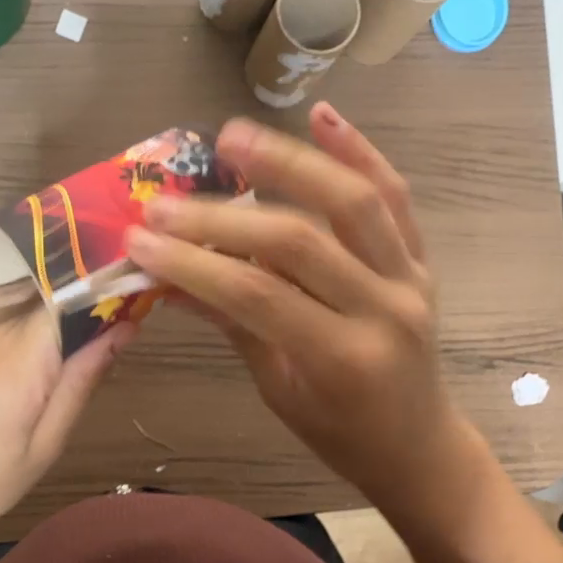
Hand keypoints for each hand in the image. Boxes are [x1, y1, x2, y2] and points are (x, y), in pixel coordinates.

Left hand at [0, 281, 134, 550]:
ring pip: (26, 290)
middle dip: (83, 302)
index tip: (134, 301)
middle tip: (111, 331)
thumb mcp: (47, 444)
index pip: (66, 301)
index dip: (103, 292)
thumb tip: (126, 324)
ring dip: (55, 306)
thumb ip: (83, 379)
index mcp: (7, 371)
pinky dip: (26, 312)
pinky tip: (33, 346)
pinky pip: (0, 300)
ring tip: (69, 346)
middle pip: (48, 291)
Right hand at [127, 103, 462, 509]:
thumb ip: (232, 324)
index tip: (139, 241)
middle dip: (220, 218)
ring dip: (289, 163)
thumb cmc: (338, 434)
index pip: (256, 294)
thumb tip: (169, 280)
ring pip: (353, 202)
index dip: (194, 263)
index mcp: (340, 356)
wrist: (417, 447)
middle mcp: (383, 308)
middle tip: (163, 201)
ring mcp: (410, 278)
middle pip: (297, 241)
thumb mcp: (277, 388)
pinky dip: (360, 152)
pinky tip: (322, 115)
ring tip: (233, 136)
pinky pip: (396, 196)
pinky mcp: (423, 259)